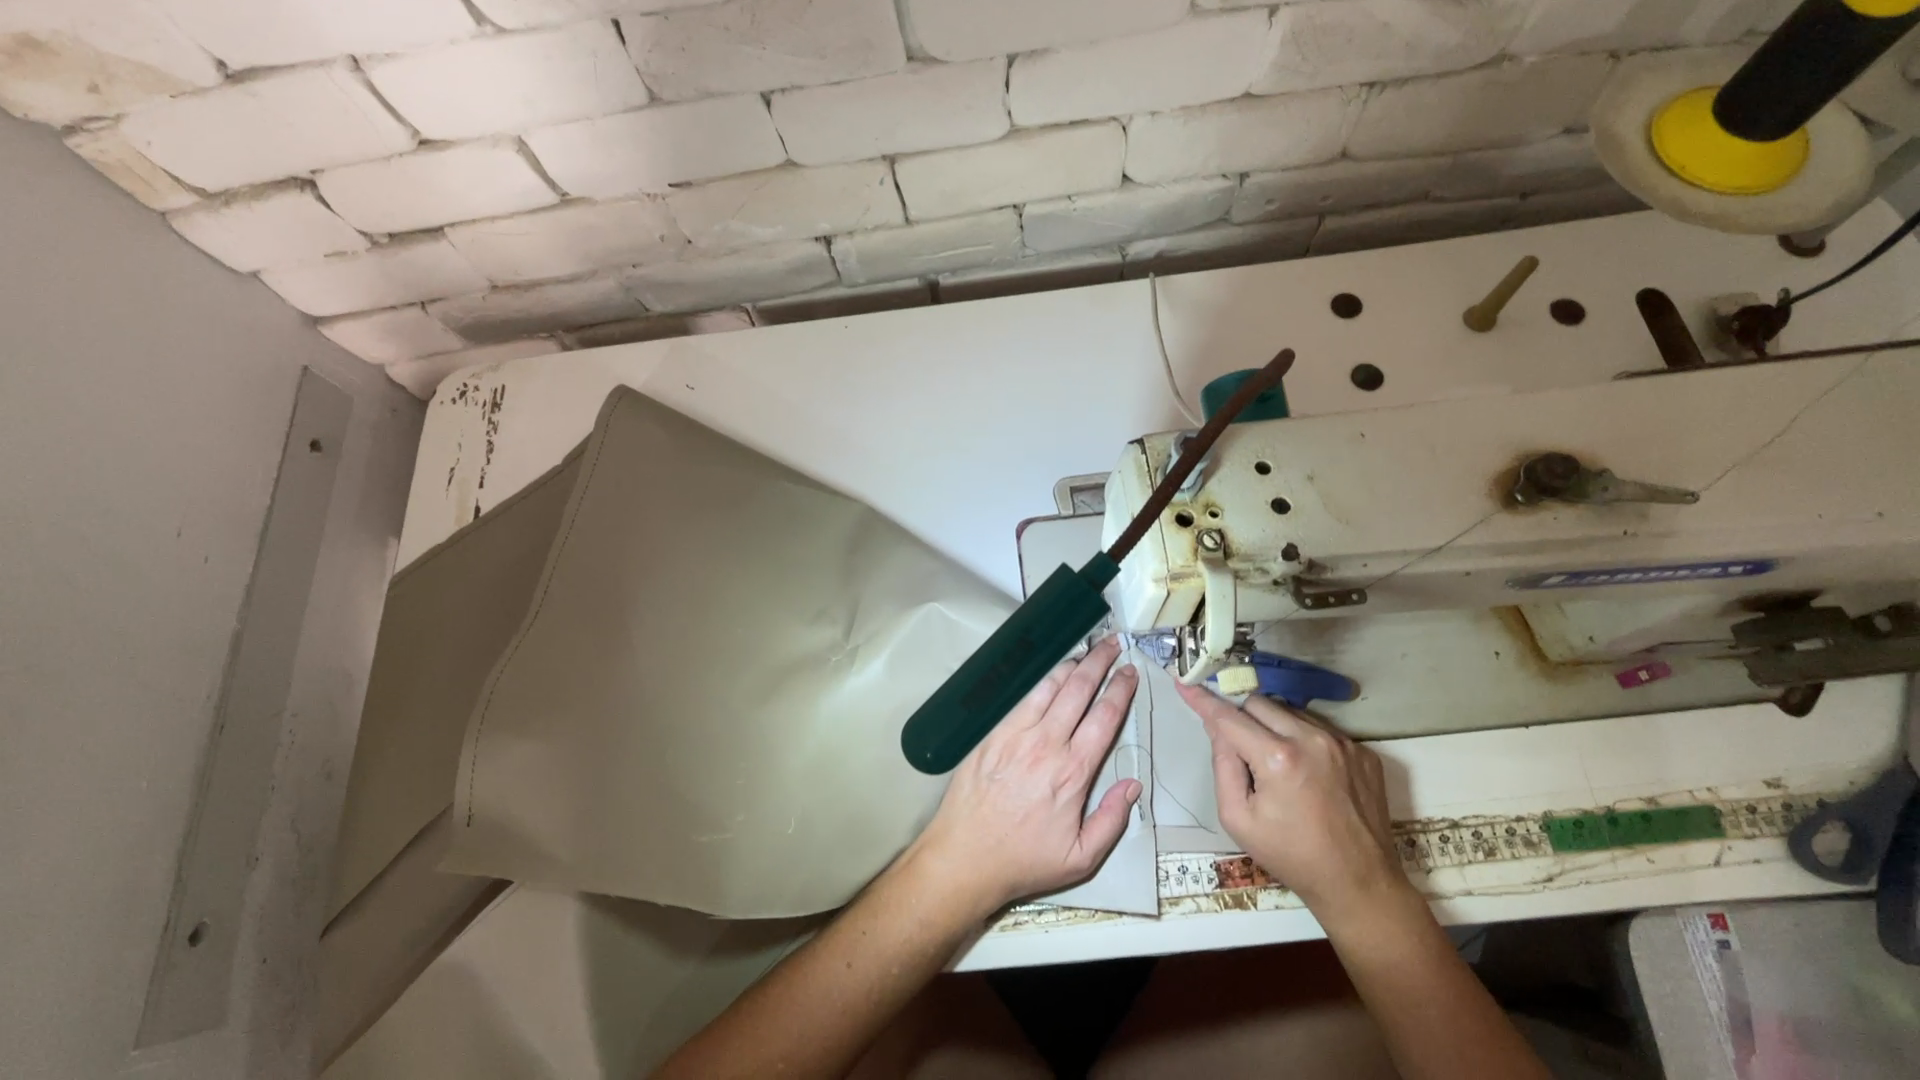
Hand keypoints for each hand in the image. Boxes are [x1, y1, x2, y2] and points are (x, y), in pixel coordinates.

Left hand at [904, 637, 1142, 915]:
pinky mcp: (991, 736)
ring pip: (1048, 688)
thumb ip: (1113, 820)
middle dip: (1099, 663)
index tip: (1130, 672)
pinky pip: (1019, 699)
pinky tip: (1048, 675)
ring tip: (1085, 652)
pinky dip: (1038, 681)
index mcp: (1073, 772)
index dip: (1120, 690)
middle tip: (1113, 645)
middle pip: (1078, 691)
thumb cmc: (1024, 861)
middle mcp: (1046, 745)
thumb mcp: (1081, 858)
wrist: (965, 857)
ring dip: (1070, 665)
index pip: (1105, 718)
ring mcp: (1015, 736)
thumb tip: (1134, 785)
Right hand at [1175, 681, 1405, 916]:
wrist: (1359, 883)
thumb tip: (1217, 728)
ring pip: (1292, 712)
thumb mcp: (1238, 818)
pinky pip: (1321, 730)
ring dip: (1274, 726)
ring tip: (1275, 762)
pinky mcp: (1363, 752)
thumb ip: (1223, 766)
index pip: (1230, 717)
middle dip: (1241, 714)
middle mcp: (1312, 739)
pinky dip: (1304, 741)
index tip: (1186, 682)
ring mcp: (1343, 743)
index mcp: (1278, 758)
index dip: (1204, 700)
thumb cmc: (1290, 855)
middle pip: (1260, 703)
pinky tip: (1307, 773)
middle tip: (1235, 738)